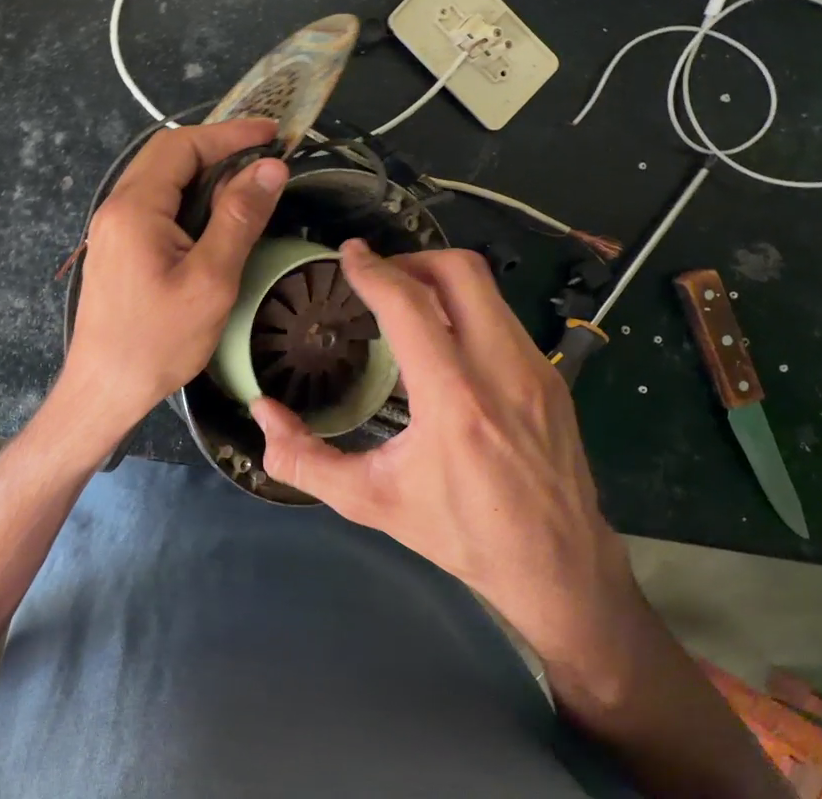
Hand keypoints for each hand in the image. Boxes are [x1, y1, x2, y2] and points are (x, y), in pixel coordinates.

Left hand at [63, 118, 288, 429]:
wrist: (104, 388)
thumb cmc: (158, 341)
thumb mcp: (210, 281)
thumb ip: (239, 219)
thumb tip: (270, 168)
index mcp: (134, 208)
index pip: (181, 146)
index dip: (230, 134)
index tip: (274, 135)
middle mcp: (115, 207)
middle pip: (166, 155)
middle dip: (217, 148)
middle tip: (265, 156)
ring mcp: (110, 228)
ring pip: (159, 180)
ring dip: (202, 173)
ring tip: (248, 182)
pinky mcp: (115, 249)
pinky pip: (152, 205)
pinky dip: (186, 198)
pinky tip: (213, 216)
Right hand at [252, 240, 637, 663]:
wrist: (559, 567)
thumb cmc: (459, 534)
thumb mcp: (369, 502)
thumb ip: (303, 459)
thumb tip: (262, 412)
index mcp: (454, 401)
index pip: (411, 307)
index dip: (373, 271)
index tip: (347, 254)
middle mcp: (503, 372)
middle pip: (462, 272)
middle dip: (412, 259)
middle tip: (377, 277)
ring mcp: (536, 371)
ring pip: (489, 290)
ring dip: (440, 281)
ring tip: (403, 303)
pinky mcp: (553, 379)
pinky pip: (503, 318)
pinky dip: (466, 309)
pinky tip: (441, 341)